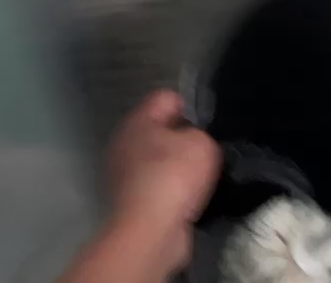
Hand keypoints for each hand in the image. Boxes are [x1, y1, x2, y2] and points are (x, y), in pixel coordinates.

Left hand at [106, 89, 221, 241]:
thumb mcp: (202, 143)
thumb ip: (203, 133)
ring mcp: (123, 175)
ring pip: (159, 160)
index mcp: (138, 119)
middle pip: (161, 130)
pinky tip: (187, 198)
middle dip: (183, 138)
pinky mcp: (128, 203)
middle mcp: (124, 142)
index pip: (168, 97)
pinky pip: (157, 186)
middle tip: (206, 150)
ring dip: (177, 168)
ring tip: (200, 177)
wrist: (149, 234)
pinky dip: (171, 192)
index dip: (191, 107)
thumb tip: (194, 141)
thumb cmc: (173, 177)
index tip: (207, 125)